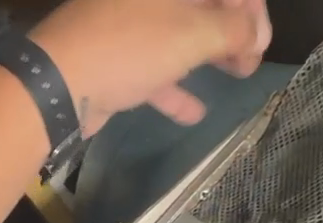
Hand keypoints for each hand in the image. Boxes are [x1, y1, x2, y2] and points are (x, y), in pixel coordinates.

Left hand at [31, 0, 271, 132]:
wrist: (60, 82)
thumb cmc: (131, 47)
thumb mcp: (192, 34)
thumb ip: (233, 30)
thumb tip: (256, 34)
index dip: (248, 8)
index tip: (262, 41)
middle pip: (201, 4)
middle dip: (232, 30)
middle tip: (252, 60)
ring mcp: (129, 24)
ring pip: (180, 34)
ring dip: (210, 55)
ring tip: (236, 76)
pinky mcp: (116, 58)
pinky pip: (155, 69)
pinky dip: (176, 87)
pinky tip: (195, 112)